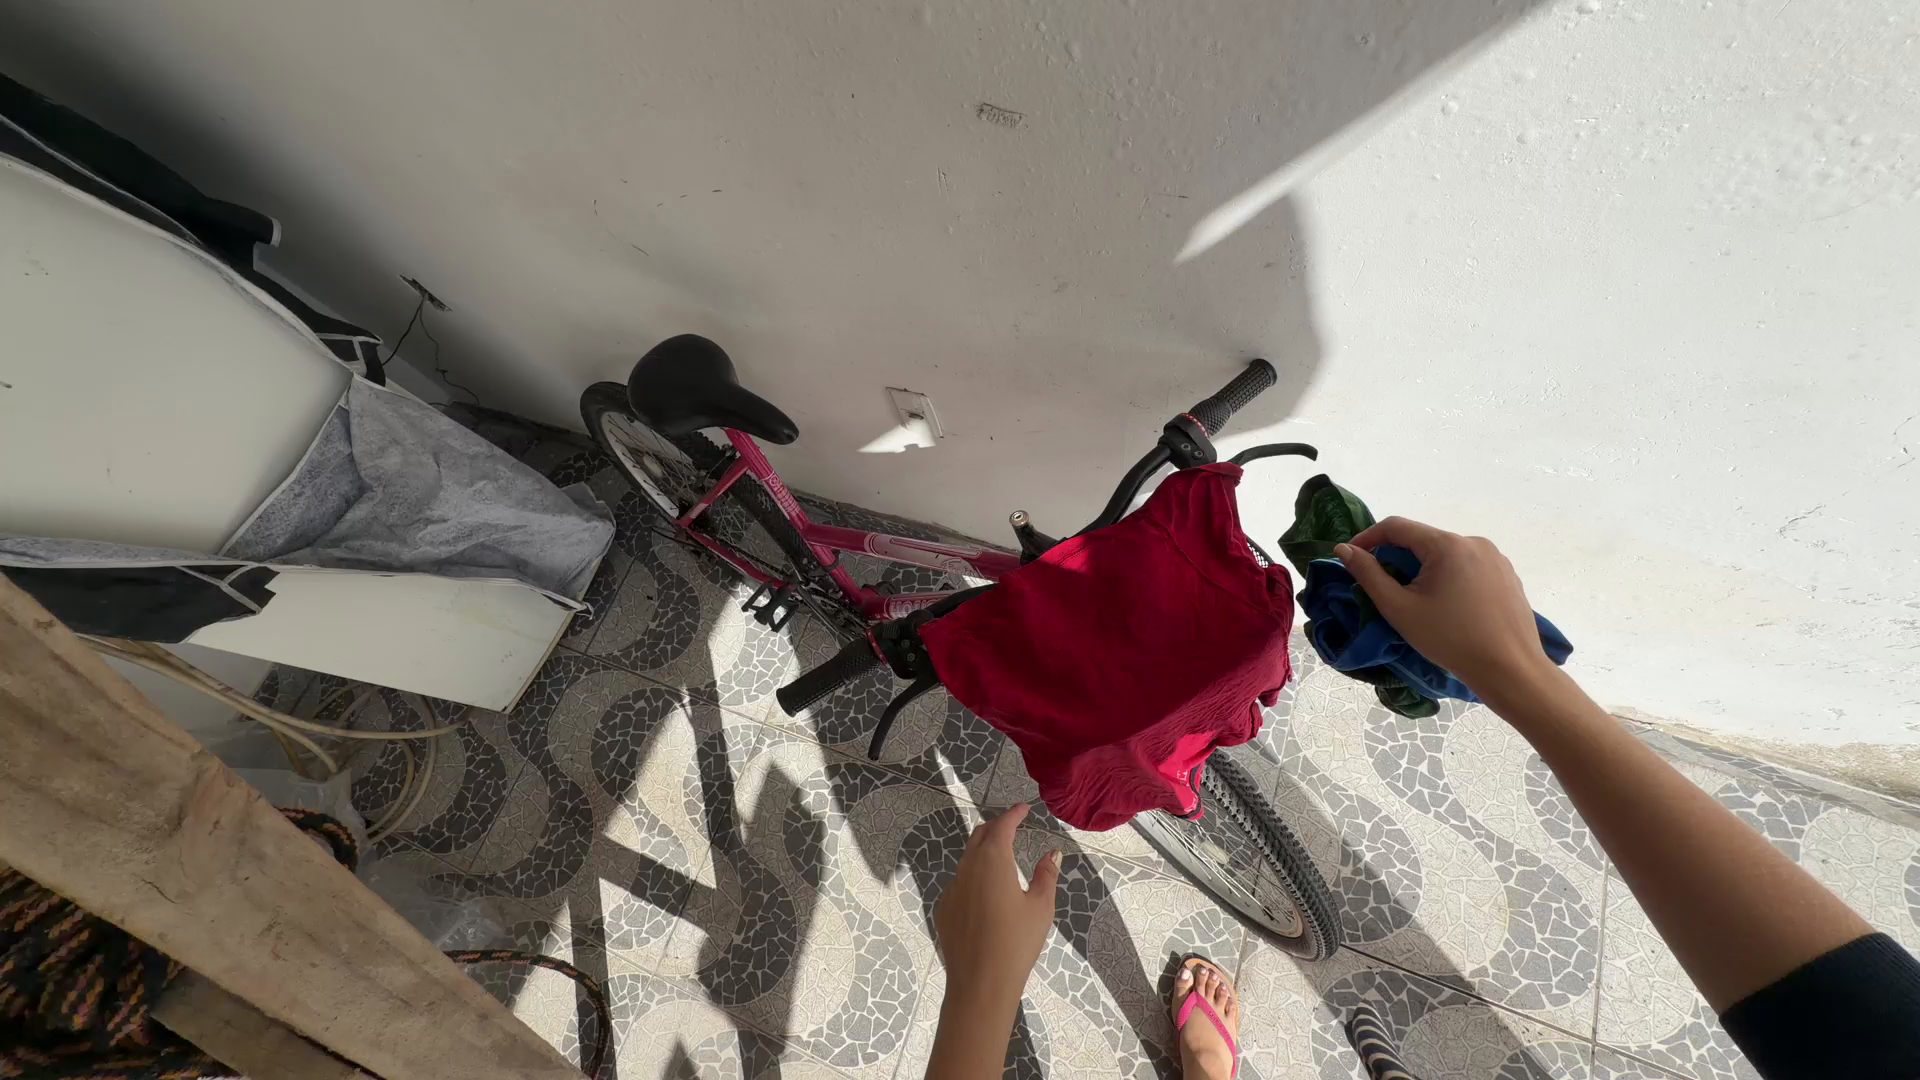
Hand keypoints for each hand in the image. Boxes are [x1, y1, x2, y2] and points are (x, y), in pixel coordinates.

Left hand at [933, 804, 1060, 1007]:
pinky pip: (960, 881)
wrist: (979, 984)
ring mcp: (952, 887)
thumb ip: (1046, 874)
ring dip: (984, 850)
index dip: (1013, 814)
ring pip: (967, 857)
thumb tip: (1052, 852)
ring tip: (1002, 859)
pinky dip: (974, 876)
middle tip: (1013, 827)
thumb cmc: (1016, 943)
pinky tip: (987, 895)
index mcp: (993, 860)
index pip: (1002, 825)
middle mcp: (968, 866)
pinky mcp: (944, 907)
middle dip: (996, 826)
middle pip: (980, 835)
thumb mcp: (1041, 907)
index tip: (1024, 808)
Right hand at [1336, 517, 1554, 696]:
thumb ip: (1367, 573)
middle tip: (1381, 585)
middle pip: (1421, 539)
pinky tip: (1445, 604)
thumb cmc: (1448, 638)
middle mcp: (1474, 542)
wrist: (1510, 669)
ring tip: (1414, 598)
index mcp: (1447, 545)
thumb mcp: (1398, 607)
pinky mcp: (1506, 574)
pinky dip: (1446, 576)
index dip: (1367, 538)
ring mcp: (1495, 558)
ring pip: (1443, 553)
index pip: (1396, 526)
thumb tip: (1343, 549)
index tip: (1351, 558)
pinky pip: (1465, 565)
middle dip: (1395, 556)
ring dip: (1421, 567)